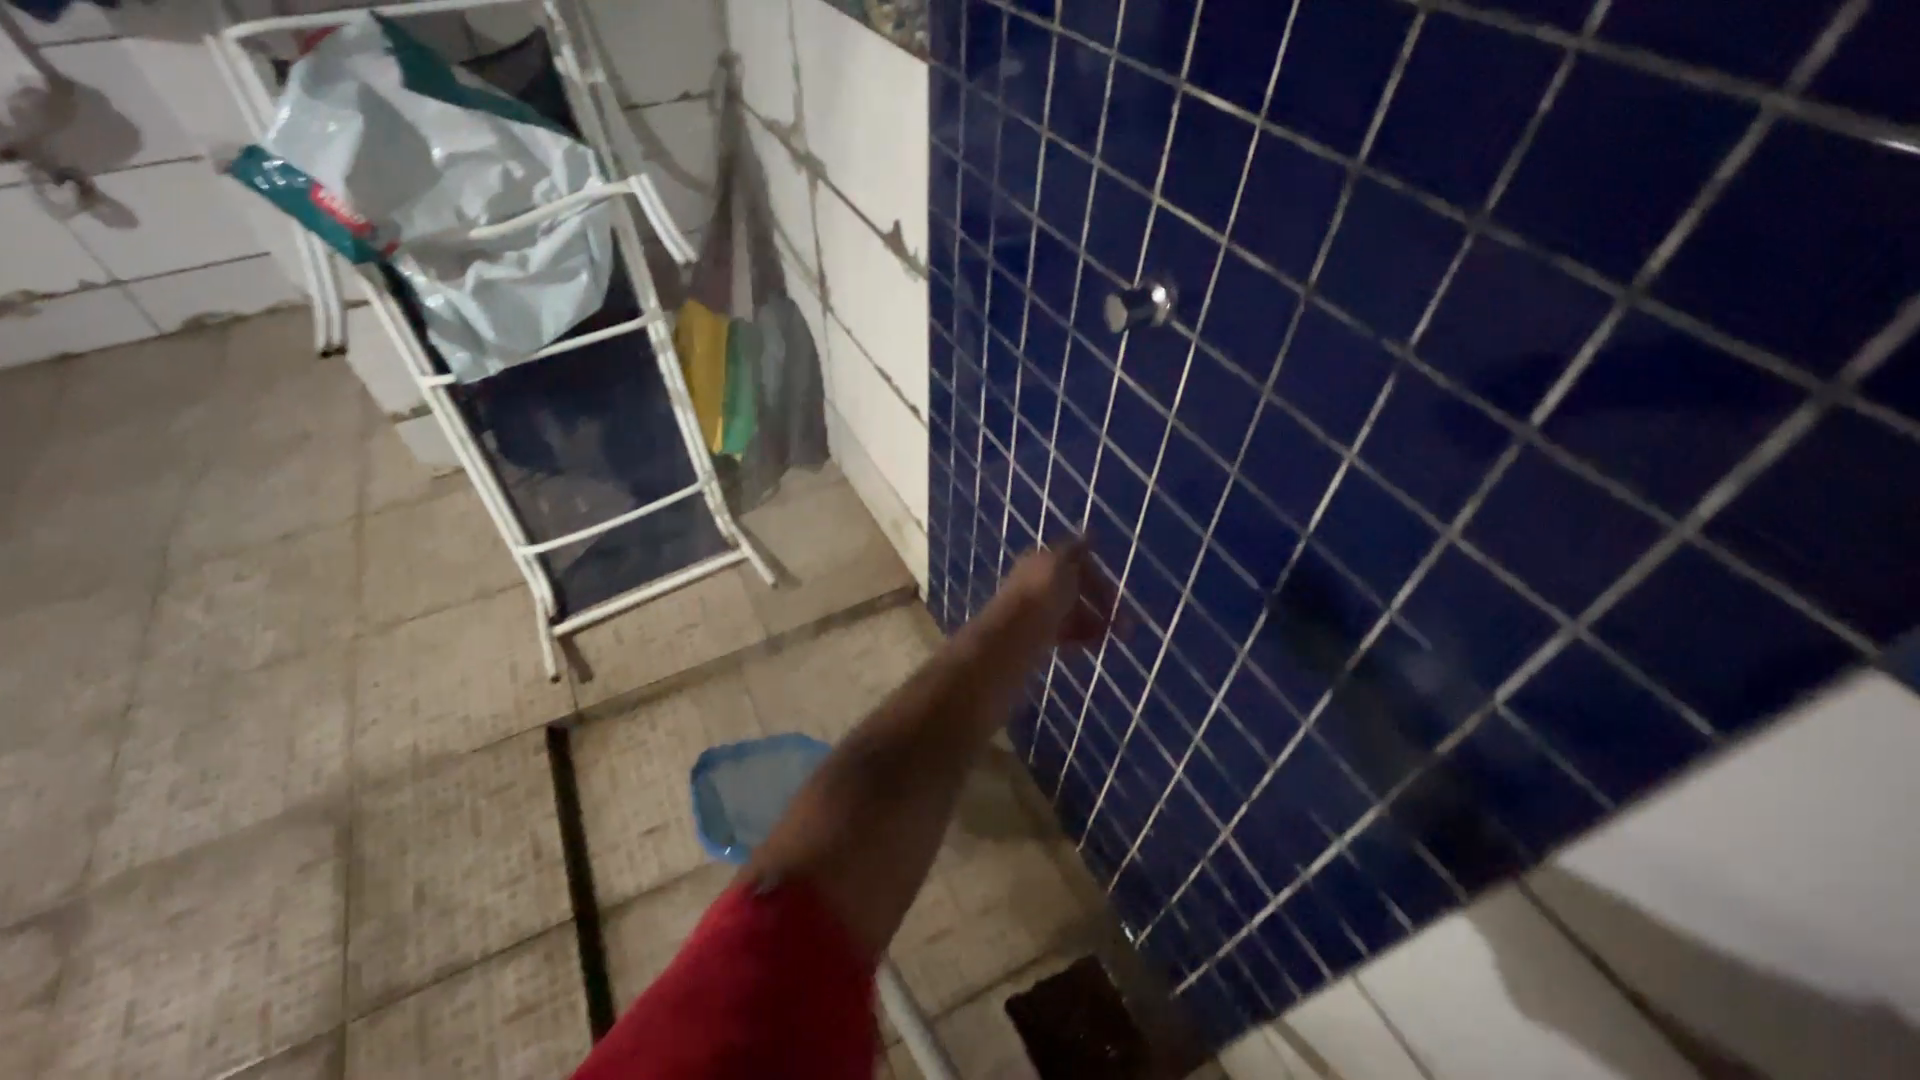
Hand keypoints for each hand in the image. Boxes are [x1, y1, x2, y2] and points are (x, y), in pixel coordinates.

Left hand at [995, 536, 1119, 649]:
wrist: (1015, 632)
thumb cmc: (1043, 592)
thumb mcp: (1062, 562)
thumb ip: (1076, 549)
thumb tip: (1088, 531)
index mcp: (1043, 559)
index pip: (1079, 564)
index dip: (1099, 580)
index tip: (1117, 598)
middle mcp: (1040, 581)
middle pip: (1077, 590)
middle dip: (1101, 605)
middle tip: (1123, 625)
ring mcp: (1039, 608)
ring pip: (1073, 612)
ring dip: (1095, 623)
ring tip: (1110, 637)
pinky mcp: (1038, 633)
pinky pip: (1065, 631)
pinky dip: (1081, 636)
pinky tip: (1095, 644)